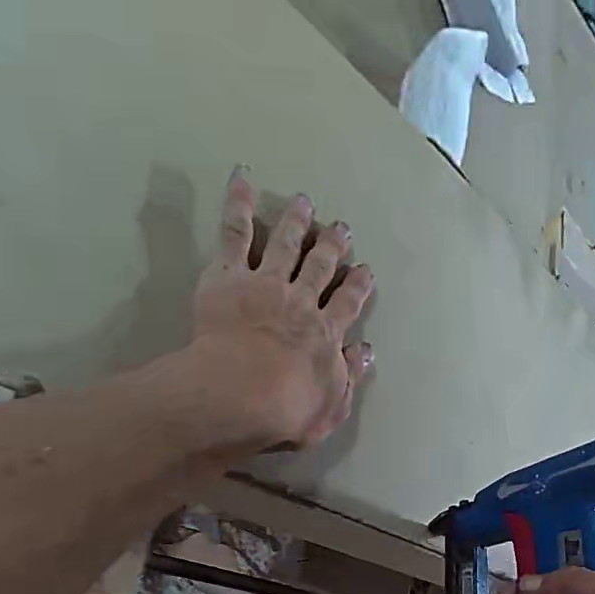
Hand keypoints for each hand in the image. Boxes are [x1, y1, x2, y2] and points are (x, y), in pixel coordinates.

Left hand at [182, 167, 374, 450]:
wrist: (242, 395)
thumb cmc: (288, 412)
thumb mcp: (332, 408)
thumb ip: (350, 378)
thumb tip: (364, 351)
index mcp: (327, 334)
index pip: (348, 303)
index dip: (358, 286)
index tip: (364, 270)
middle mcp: (302, 301)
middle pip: (321, 267)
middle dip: (332, 247)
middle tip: (340, 228)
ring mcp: (266, 284)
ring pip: (286, 244)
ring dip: (296, 222)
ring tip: (303, 203)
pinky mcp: (229, 277)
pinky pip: (235, 234)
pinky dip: (238, 206)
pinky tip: (242, 181)